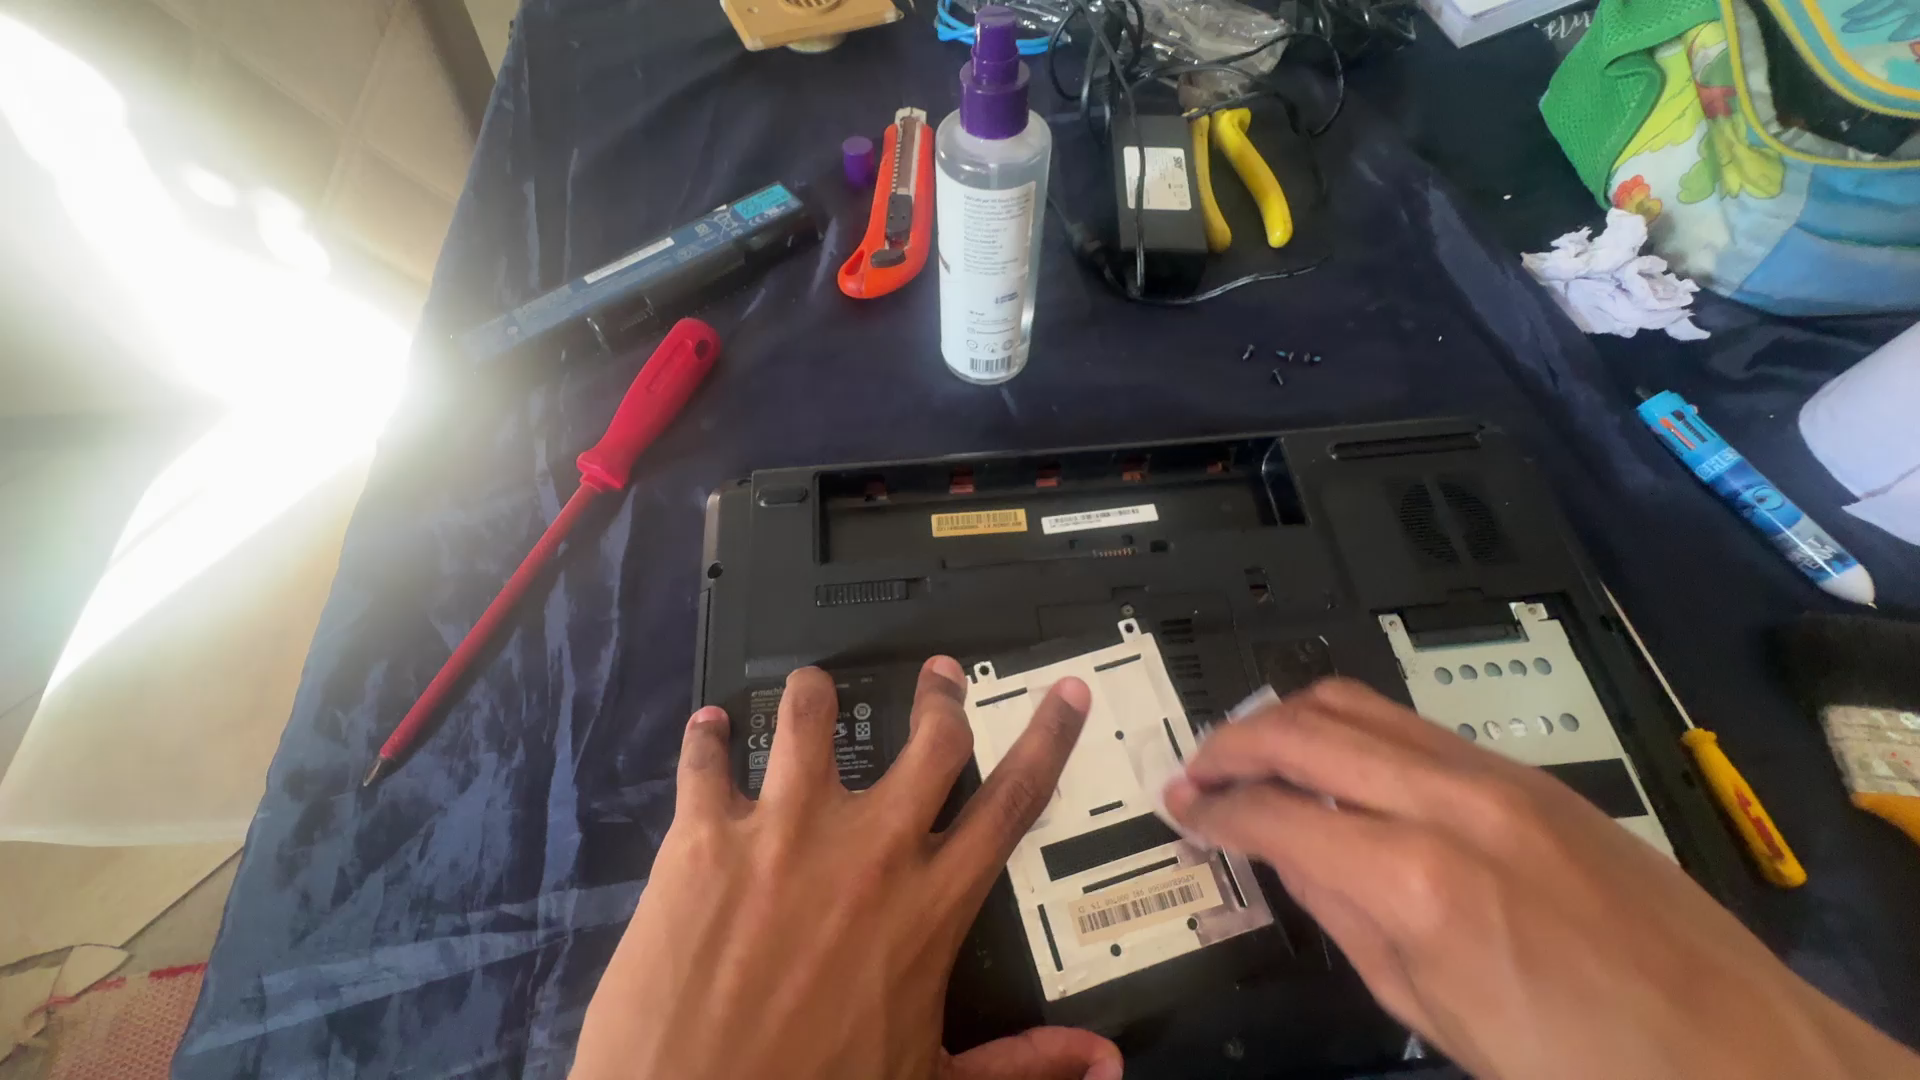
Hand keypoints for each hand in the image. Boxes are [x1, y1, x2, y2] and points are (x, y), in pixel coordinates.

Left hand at [574, 657, 1122, 1079]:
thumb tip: (1105, 1064)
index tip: (1066, 692)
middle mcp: (867, 848)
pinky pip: (706, 760)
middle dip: (940, 695)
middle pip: (929, 739)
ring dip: (814, 694)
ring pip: (809, 720)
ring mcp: (784, 832)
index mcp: (929, 902)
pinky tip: (710, 725)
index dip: (1049, 738)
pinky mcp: (706, 837)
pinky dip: (707, 736)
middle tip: (939, 674)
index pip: (1012, 802)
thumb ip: (1023, 1061)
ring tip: (813, 687)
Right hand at [1163, 677, 1919, 1079]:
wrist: (1749, 1058)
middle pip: (1300, 729)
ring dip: (1280, 719)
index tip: (1182, 810)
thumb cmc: (1574, 1064)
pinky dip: (1343, 727)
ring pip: (1348, 701)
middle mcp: (1446, 801)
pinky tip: (1331, 760)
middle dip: (1227, 745)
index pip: (1275, 811)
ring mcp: (1489, 772)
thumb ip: (1337, 910)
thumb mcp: (1429, 1006)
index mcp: (1415, 881)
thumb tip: (1277, 845)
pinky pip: (1403, 722)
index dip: (1213, 807)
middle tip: (1194, 772)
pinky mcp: (1520, 768)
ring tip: (1248, 751)